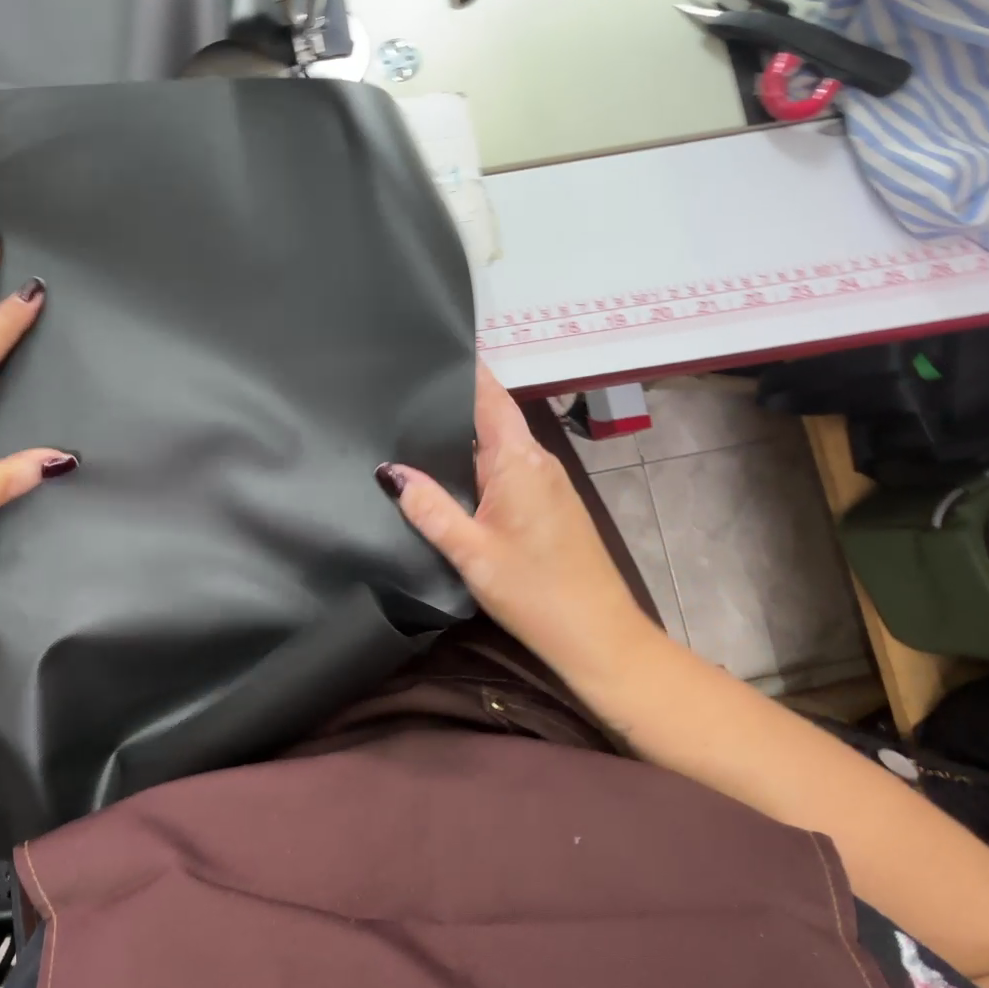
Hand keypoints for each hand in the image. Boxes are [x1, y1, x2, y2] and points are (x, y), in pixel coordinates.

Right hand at [376, 362, 657, 654]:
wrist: (599, 637)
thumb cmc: (535, 591)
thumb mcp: (471, 551)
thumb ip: (429, 508)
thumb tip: (390, 471)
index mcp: (519, 461)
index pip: (490, 397)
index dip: (464, 370)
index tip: (429, 350)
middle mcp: (537, 461)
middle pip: (492, 417)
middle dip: (451, 404)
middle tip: (401, 395)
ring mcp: (547, 483)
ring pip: (498, 445)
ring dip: (463, 438)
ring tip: (412, 431)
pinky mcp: (549, 506)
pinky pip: (507, 468)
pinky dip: (477, 464)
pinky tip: (448, 477)